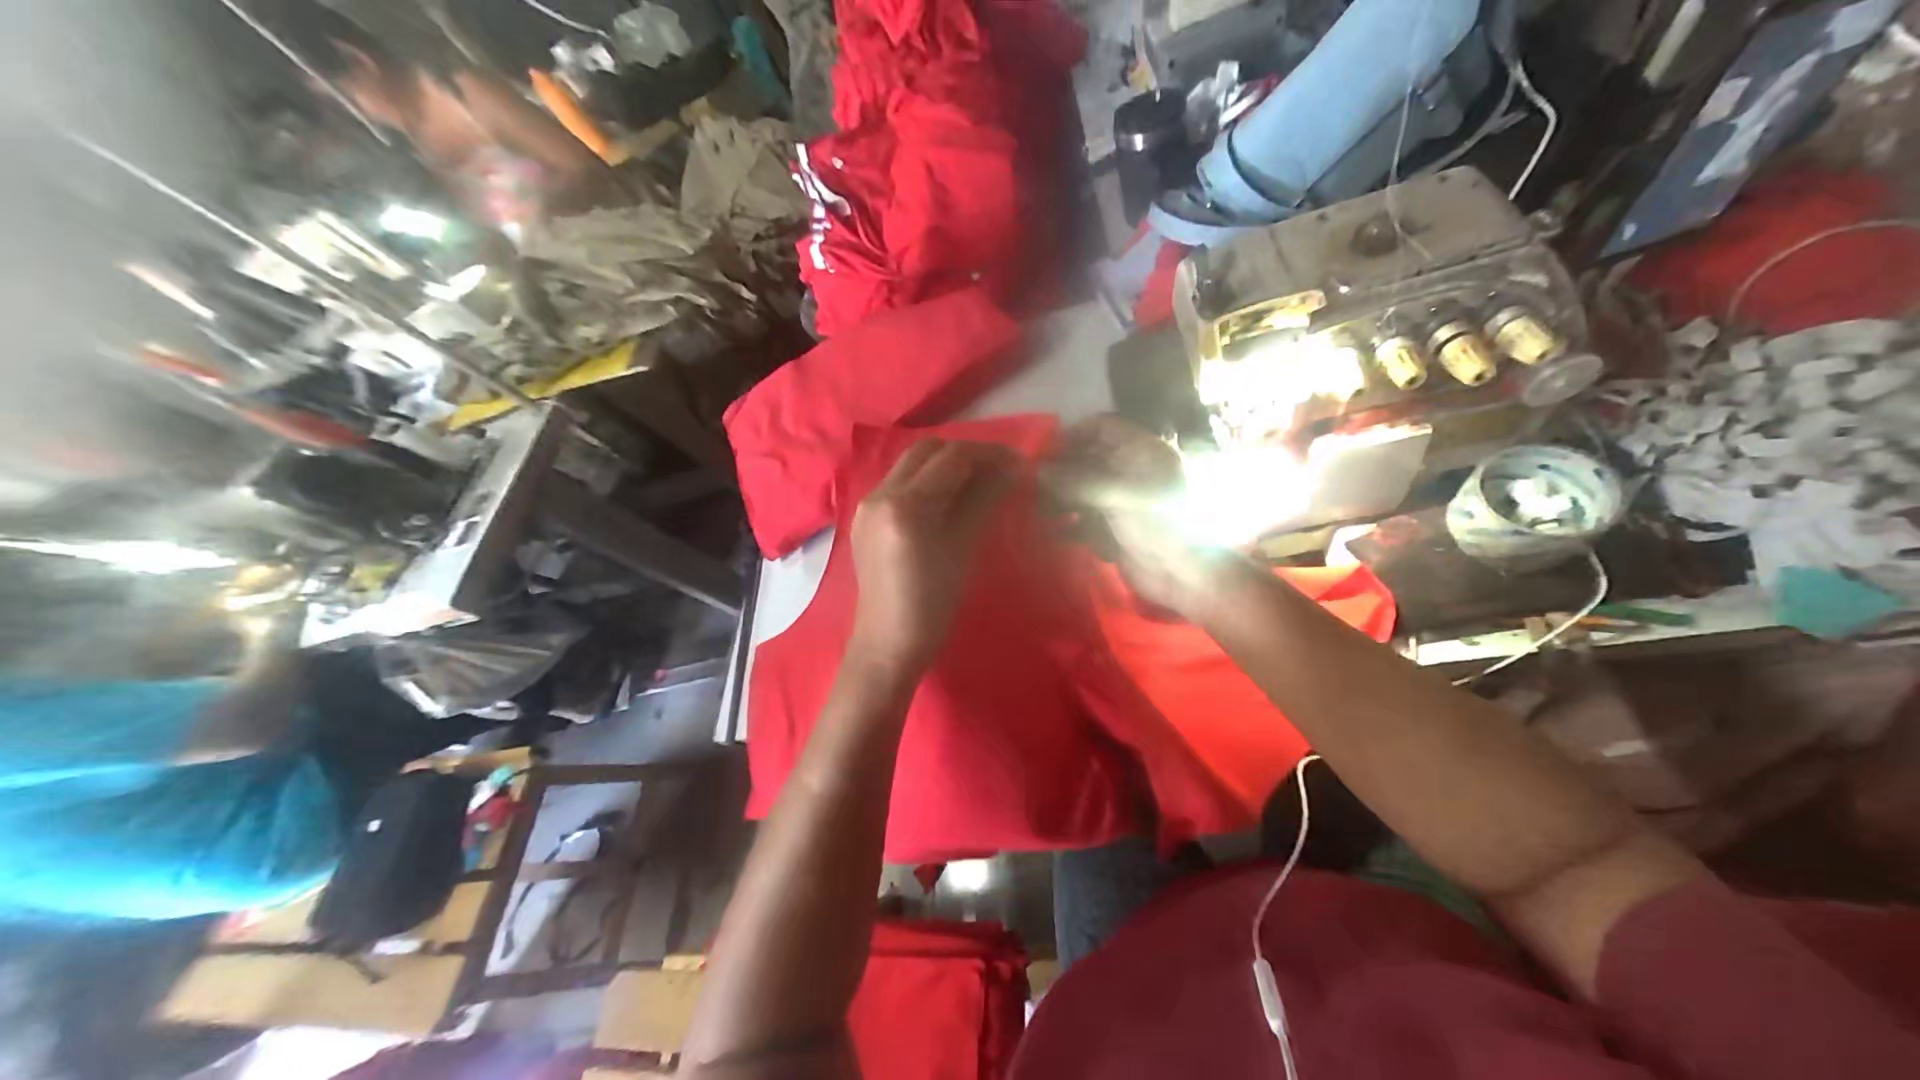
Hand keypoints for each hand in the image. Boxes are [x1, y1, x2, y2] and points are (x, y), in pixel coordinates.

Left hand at [847, 438, 1019, 675]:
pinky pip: (898, 484)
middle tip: (998, 469)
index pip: (951, 458)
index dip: (989, 454)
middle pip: (926, 451)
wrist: (888, 644)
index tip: (1019, 462)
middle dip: (965, 453)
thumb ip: (984, 501)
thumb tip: (1011, 471)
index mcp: (904, 504)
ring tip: (978, 481)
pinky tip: (947, 499)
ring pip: (910, 465)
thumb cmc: (932, 605)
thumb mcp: (963, 549)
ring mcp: (867, 505)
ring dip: (944, 464)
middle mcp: (879, 494)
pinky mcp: (864, 519)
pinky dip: (926, 481)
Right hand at [1045, 416, 1229, 615]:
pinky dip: (1069, 525)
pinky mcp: (1116, 529)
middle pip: (1088, 459)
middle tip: (1031, 483)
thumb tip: (1037, 470)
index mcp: (1141, 451)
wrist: (1183, 575)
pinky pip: (1086, 521)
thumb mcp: (1115, 494)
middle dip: (1061, 470)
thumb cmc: (1156, 522)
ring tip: (1037, 509)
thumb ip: (1074, 480)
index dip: (1072, 435)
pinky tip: (1053, 532)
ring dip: (1060, 499)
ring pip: (1083, 491)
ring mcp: (1124, 501)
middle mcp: (1132, 471)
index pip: (1101, 427)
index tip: (1043, 452)